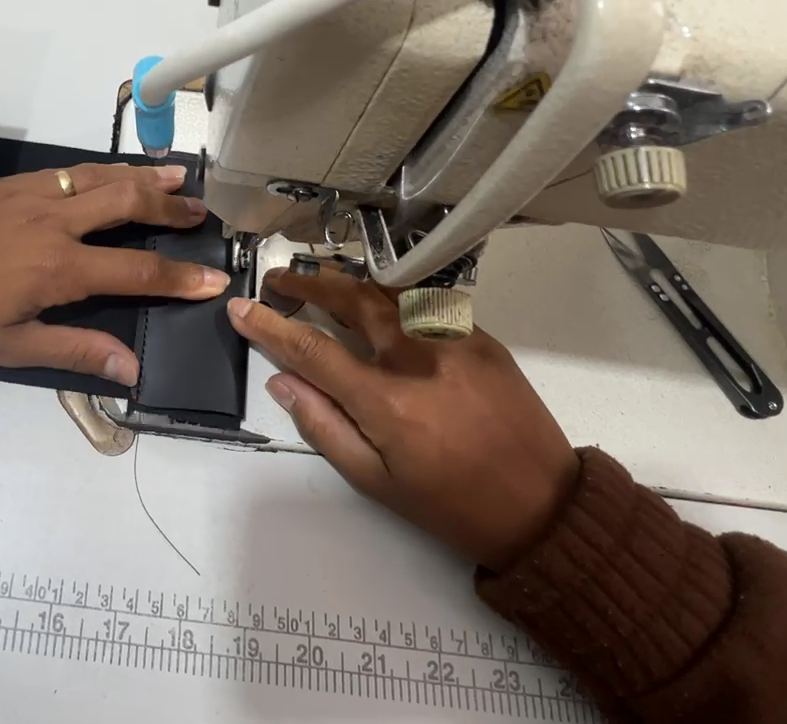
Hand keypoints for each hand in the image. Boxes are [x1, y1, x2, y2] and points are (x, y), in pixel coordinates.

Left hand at [0, 163, 228, 385]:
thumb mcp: (9, 348)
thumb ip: (74, 351)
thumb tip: (131, 368)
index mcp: (58, 269)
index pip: (136, 272)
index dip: (179, 279)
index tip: (214, 280)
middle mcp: (55, 223)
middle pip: (127, 205)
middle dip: (170, 210)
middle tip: (200, 212)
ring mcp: (33, 195)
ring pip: (100, 177)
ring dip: (142, 177)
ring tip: (176, 178)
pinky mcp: (11, 182)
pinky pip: (68, 170)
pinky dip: (100, 169)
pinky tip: (112, 172)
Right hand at [227, 267, 579, 569]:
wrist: (545, 508)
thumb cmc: (451, 505)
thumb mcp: (377, 482)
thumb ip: (324, 426)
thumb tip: (281, 381)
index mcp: (388, 402)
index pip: (313, 350)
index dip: (270, 326)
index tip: (242, 309)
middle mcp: (419, 358)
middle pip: (352, 301)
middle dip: (308, 283)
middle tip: (279, 278)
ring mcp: (455, 340)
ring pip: (389, 292)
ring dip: (348, 281)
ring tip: (320, 278)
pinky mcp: (482, 337)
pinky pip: (425, 303)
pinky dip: (390, 294)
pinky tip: (376, 298)